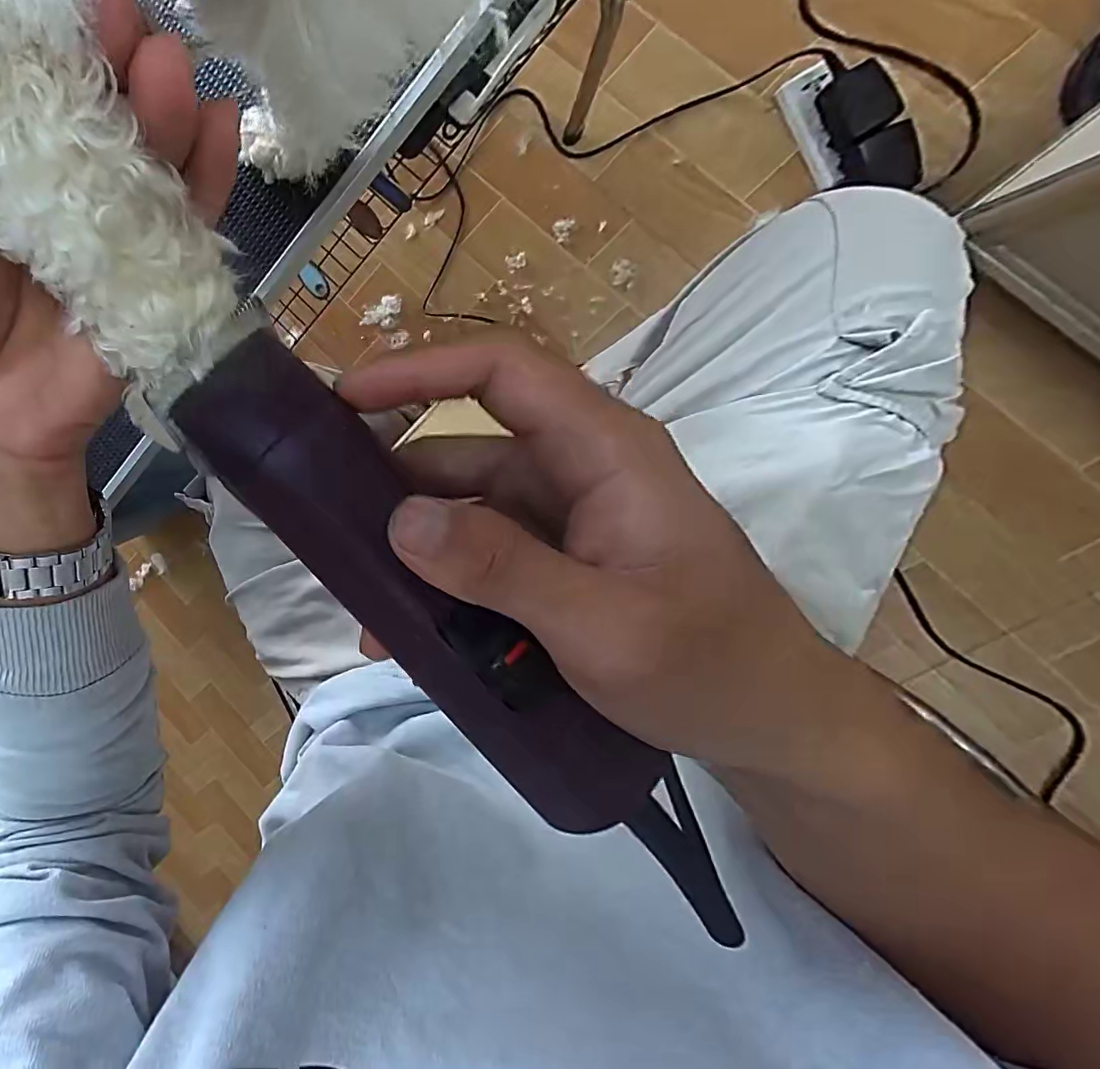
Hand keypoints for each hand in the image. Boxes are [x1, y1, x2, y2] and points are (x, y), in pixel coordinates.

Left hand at [0, 0, 238, 553]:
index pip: (30, 86)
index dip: (50, 41)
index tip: (73, 5)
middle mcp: (60, 190)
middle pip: (101, 113)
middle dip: (117, 64)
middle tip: (128, 21)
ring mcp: (115, 236)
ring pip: (154, 160)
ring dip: (166, 111)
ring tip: (167, 68)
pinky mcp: (155, 280)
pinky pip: (191, 223)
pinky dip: (211, 176)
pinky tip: (220, 126)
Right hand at [336, 336, 885, 785]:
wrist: (771, 728)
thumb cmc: (709, 667)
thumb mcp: (602, 626)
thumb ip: (502, 569)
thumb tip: (400, 522)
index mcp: (602, 451)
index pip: (502, 373)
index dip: (421, 371)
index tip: (346, 397)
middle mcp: (574, 470)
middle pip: (463, 448)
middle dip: (392, 481)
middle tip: (328, 521)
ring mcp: (558, 518)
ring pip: (459, 509)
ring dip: (409, 549)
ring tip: (362, 600)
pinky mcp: (548, 560)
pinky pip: (473, 556)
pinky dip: (434, 584)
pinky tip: (404, 632)